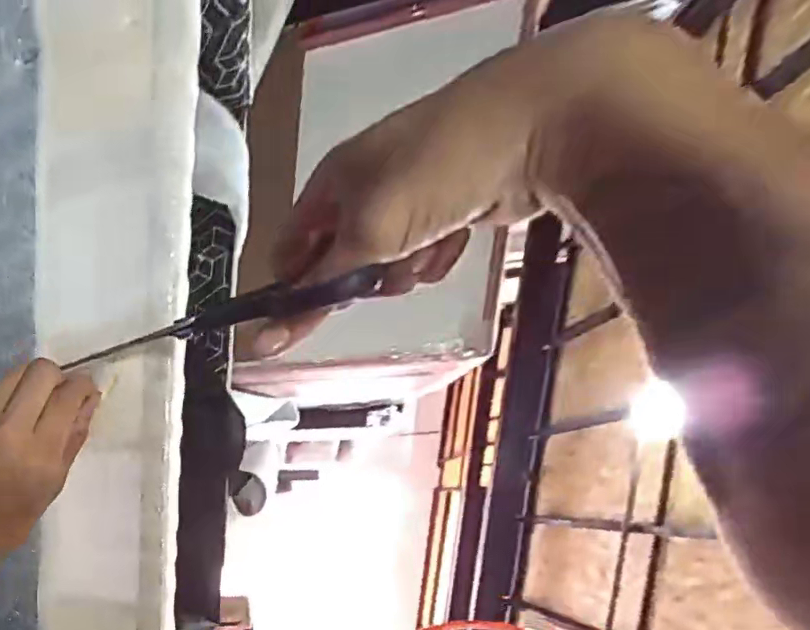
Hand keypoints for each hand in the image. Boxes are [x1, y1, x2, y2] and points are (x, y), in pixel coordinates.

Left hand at [0, 357, 99, 571]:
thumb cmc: (12, 518)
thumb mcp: (54, 484)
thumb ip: (72, 437)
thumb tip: (89, 398)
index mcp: (36, 454)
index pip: (67, 395)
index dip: (82, 386)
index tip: (84, 390)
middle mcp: (5, 429)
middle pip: (40, 370)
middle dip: (56, 378)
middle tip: (56, 396)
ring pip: (12, 374)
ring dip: (27, 387)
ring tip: (25, 411)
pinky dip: (0, 402)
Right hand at [248, 14, 643, 357]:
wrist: (535, 124)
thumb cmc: (434, 172)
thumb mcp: (366, 233)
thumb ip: (320, 283)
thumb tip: (274, 327)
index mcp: (332, 182)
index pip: (291, 247)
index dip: (292, 284)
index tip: (300, 318)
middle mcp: (363, 188)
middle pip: (339, 260)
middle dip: (358, 278)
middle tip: (379, 274)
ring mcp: (407, 196)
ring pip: (384, 263)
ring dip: (401, 272)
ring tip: (424, 255)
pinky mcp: (446, 207)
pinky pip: (423, 254)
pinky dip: (433, 257)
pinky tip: (453, 243)